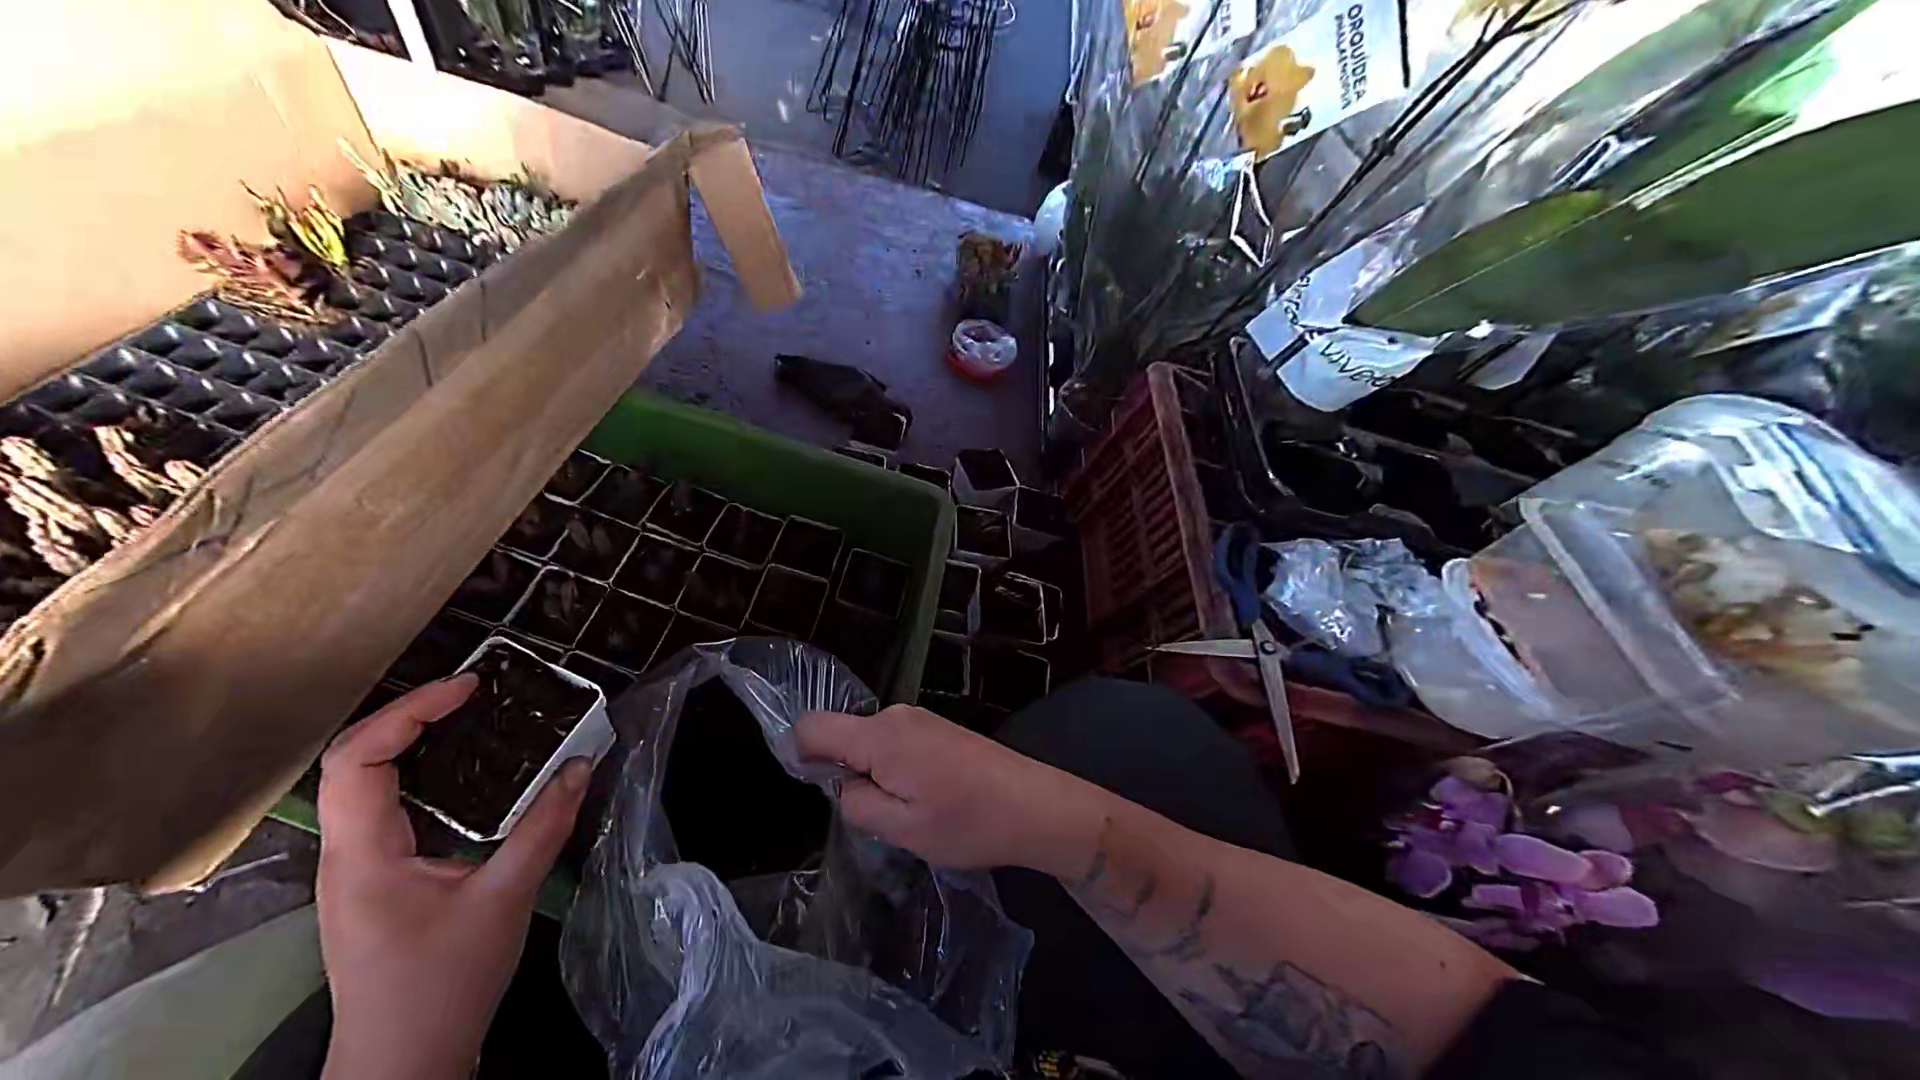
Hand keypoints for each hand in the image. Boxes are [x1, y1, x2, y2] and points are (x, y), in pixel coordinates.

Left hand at [316, 675, 591, 1079]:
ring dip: (416, 740)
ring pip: (369, 782)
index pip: (357, 761)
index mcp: (363, 855)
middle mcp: (347, 854)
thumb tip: (581, 765)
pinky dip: (427, 772)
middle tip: (475, 691)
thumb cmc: (443, 985)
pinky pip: (392, 806)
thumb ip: (544, 827)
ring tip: (474, 715)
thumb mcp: (504, 900)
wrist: (404, 1063)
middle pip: (355, 761)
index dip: (408, 711)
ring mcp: (358, 867)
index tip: (468, 687)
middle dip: (412, 714)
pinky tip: (470, 770)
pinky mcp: (379, 878)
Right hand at [796, 704, 1111, 874]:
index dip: (800, 755)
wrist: (1037, 806)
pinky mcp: (939, 729)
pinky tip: (931, 799)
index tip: (817, 790)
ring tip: (915, 812)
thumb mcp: (901, 828)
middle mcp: (897, 716)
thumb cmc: (968, 821)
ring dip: (878, 778)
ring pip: (872, 745)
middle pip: (844, 737)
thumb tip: (842, 784)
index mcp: (880, 735)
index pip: (812, 726)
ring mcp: (922, 719)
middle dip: (850, 776)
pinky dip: (899, 772)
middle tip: (885, 816)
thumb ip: (856, 803)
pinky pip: (897, 746)